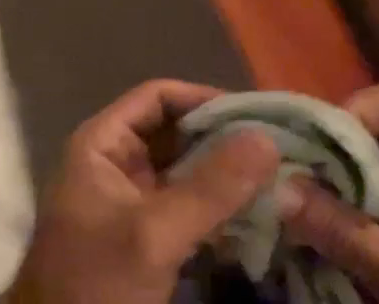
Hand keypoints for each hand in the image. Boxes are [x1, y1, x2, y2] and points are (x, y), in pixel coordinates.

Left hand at [5, 80, 280, 303]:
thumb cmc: (96, 280)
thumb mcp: (155, 233)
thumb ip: (209, 188)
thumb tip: (265, 137)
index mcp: (102, 143)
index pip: (157, 98)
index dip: (204, 100)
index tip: (258, 116)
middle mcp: (116, 162)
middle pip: (175, 133)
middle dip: (223, 139)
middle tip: (282, 150)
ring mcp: (130, 201)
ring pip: (185, 172)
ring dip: (226, 176)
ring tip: (280, 179)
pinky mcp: (145, 238)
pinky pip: (187, 208)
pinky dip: (218, 209)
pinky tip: (258, 216)